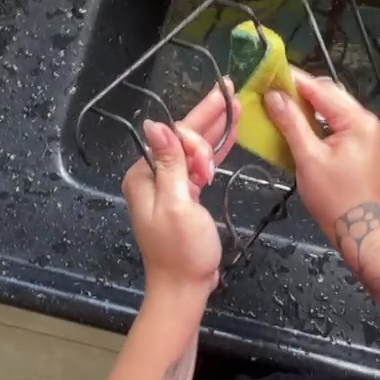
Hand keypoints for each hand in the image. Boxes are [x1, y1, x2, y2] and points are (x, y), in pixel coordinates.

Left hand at [121, 82, 235, 298]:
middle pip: (183, 138)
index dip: (196, 140)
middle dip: (208, 118)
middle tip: (231, 90)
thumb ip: (170, 163)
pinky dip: (214, 152)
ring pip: (193, 150)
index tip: (208, 170)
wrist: (184, 288)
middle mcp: (152, 176)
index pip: (172, 138)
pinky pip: (199, 166)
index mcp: (144, 175)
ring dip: (214, 133)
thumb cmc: (182, 251)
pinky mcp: (184, 196)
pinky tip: (229, 136)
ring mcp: (168, 186)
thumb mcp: (178, 204)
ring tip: (236, 106)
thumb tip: (155, 124)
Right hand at [262, 70, 379, 250]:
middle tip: (270, 87)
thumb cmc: (332, 196)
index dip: (294, 80)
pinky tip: (296, 120)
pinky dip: (316, 118)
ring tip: (279, 101)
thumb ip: (291, 123)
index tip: (270, 71)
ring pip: (332, 107)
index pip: (322, 90)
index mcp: (358, 121)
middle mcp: (366, 120)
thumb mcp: (308, 158)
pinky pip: (335, 121)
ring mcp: (365, 131)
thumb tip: (273, 95)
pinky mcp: (360, 142)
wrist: (356, 228)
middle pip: (329, 94)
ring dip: (306, 104)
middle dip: (300, 90)